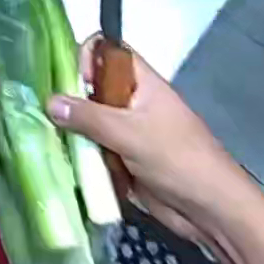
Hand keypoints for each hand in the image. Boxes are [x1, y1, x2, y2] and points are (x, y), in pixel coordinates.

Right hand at [46, 36, 254, 243]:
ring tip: (53, 136)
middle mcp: (130, 99)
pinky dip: (78, 148)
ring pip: (87, 115)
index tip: (79, 81)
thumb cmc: (178, 160)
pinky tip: (63, 156)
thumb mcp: (129, 133)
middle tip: (53, 112)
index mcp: (140, 81)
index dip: (87, 57)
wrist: (214, 214)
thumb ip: (87, 117)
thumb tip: (49, 102)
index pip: (106, 49)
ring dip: (71, 126)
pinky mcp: (121, 155)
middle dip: (69, 95)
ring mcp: (126, 128)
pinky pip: (91, 143)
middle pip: (90, 83)